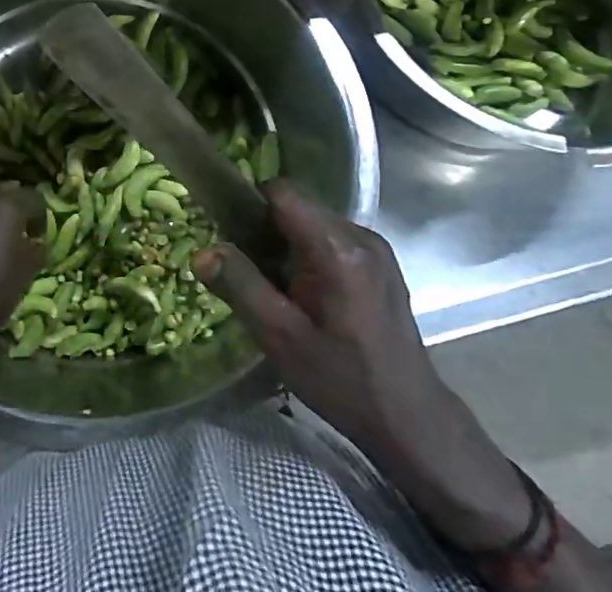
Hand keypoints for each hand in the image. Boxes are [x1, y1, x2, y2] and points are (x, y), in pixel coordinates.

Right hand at [194, 180, 532, 548]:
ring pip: (314, 222)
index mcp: (337, 249)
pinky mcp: (381, 262)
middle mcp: (361, 236)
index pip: (283, 193)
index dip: (251, 206)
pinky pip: (332, 238)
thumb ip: (240, 286)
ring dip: (288, 243)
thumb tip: (202, 252)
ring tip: (277, 286)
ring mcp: (376, 247)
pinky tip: (306, 294)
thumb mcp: (280, 337)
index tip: (232, 235)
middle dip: (267, 229)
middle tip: (250, 271)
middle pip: (298, 206)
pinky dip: (310, 253)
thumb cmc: (341, 379)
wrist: (409, 417)